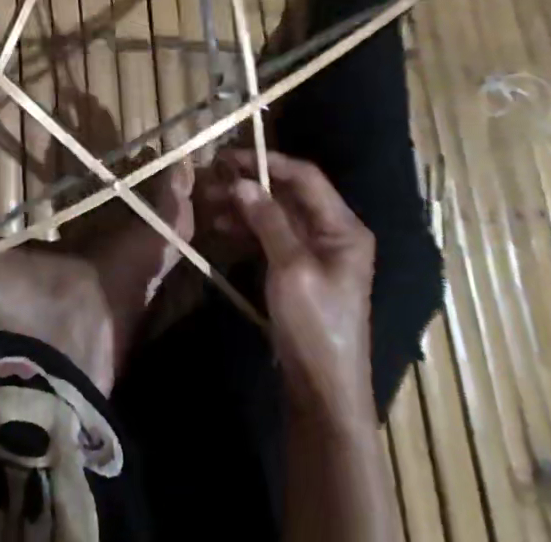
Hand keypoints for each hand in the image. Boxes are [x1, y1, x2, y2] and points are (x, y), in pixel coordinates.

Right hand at [219, 149, 375, 416]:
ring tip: (207, 202)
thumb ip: (269, 222)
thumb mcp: (292, 270)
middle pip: (290, 195)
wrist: (324, 393)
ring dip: (245, 207)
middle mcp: (333, 232)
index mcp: (343, 226)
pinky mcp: (299, 273)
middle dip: (251, 185)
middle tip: (210, 178)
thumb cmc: (315, 326)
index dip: (268, 162)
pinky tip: (220, 227)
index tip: (230, 157)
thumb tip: (242, 182)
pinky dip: (249, 231)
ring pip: (277, 216)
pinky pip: (272, 240)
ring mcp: (316, 254)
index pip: (305, 177)